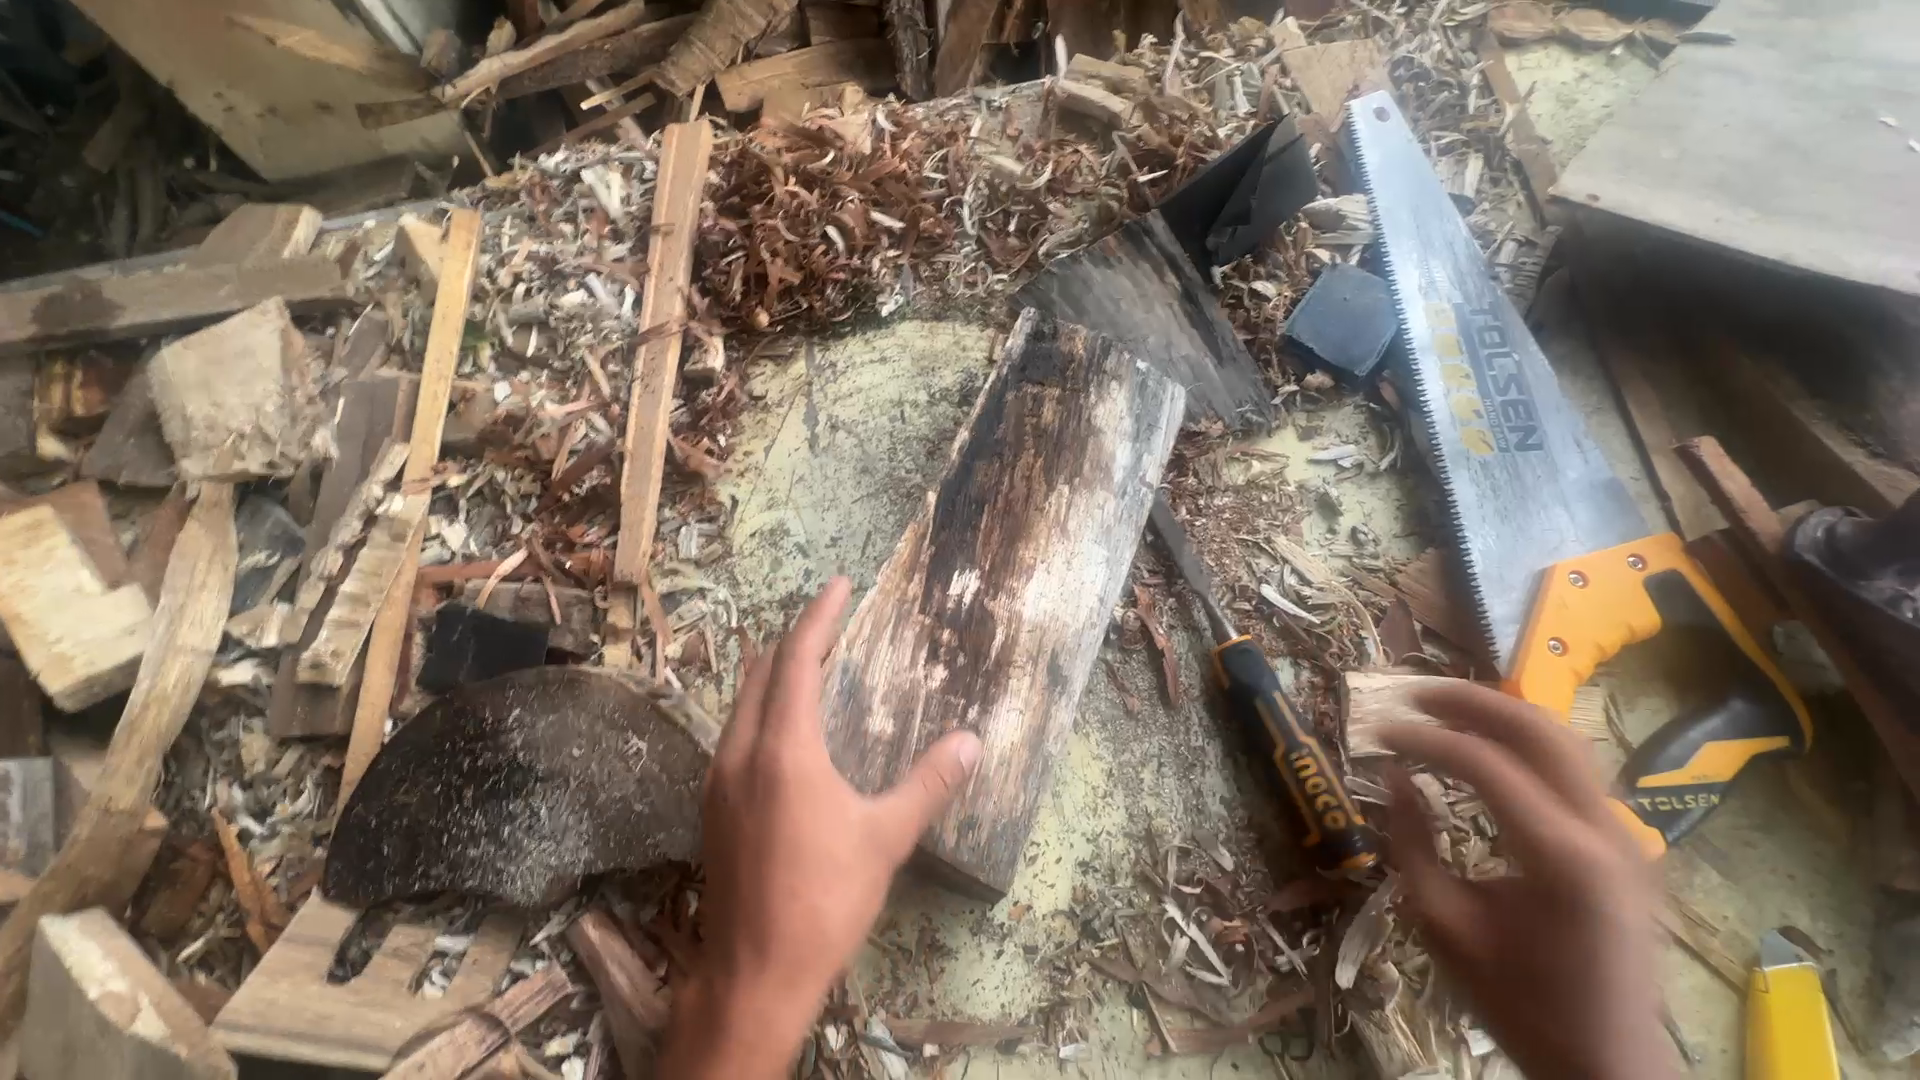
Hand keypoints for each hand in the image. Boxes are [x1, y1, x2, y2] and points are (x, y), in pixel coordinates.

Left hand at [661, 578, 982, 1078]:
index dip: (820, 616)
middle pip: (762, 672)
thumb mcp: (886, 837)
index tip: (840, 585)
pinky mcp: (712, 807)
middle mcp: (741, 751)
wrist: (753, 974)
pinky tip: (784, 730)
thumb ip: (929, 783)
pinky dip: (761, 709)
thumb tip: (973, 742)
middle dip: (795, 640)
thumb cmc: (825, 898)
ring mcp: (718, 780)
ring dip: (773, 674)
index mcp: (783, 748)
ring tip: (809, 665)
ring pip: (742, 703)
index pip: (798, 658)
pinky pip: (734, 733)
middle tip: (832, 624)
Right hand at [1380, 680, 1676, 1079]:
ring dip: (1501, 714)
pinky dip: (1526, 744)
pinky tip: (1489, 747)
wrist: (1609, 1065)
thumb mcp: (1442, 925)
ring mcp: (1626, 836)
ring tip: (1443, 708)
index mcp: (1561, 858)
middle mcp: (1605, 832)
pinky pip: (1575, 770)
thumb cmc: (1517, 1002)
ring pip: (1566, 740)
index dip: (1422, 738)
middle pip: (1538, 730)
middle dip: (1469, 702)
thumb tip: (1396, 777)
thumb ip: (1413, 843)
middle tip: (1411, 694)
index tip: (1376, 732)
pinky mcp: (1625, 844)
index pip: (1484, 764)